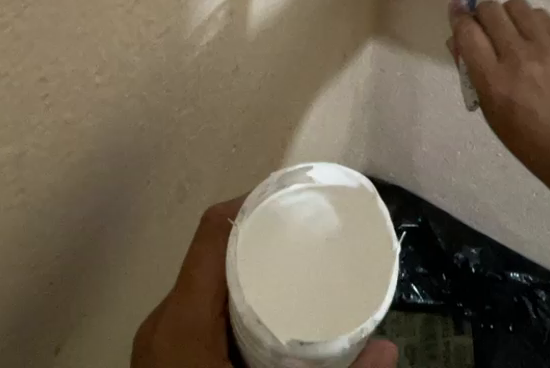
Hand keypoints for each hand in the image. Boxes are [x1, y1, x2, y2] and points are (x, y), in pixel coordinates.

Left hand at [132, 198, 399, 367]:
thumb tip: (390, 349)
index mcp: (182, 321)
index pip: (213, 232)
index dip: (253, 202)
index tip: (296, 198)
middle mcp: (162, 322)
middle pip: (212, 255)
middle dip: (261, 240)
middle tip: (308, 236)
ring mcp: (158, 343)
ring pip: (205, 283)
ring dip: (246, 271)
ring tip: (292, 268)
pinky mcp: (163, 360)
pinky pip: (198, 310)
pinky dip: (231, 301)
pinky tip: (262, 312)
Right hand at [452, 0, 549, 189]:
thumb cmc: (529, 142)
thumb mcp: (491, 113)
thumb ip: (472, 74)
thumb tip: (457, 41)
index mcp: (494, 82)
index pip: (467, 33)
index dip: (457, 18)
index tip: (456, 12)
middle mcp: (518, 59)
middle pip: (490, 11)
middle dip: (480, 15)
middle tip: (483, 28)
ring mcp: (544, 49)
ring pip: (516, 5)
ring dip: (506, 14)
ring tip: (509, 31)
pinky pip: (540, 15)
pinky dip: (529, 19)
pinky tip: (530, 36)